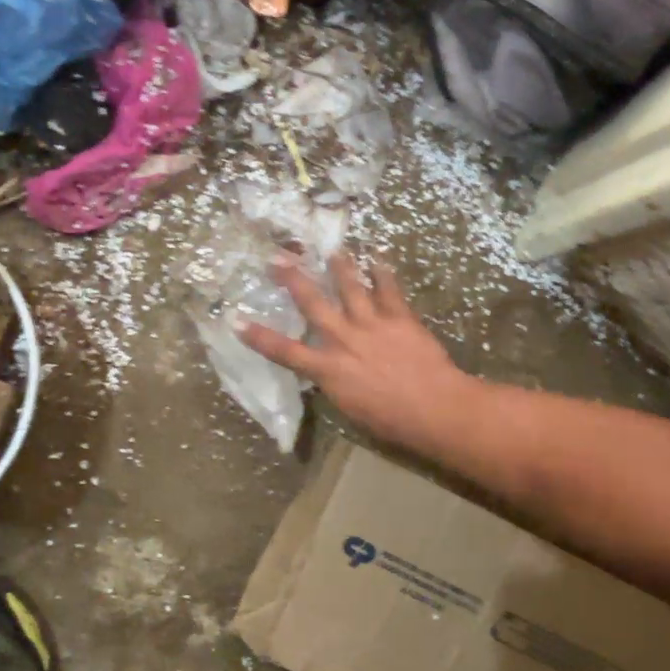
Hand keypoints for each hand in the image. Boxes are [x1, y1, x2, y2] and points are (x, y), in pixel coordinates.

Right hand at [240, 253, 476, 447]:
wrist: (433, 406)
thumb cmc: (391, 420)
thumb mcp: (351, 408)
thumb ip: (336, 384)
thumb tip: (329, 372)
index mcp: (329, 369)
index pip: (285, 352)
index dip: (259, 337)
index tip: (236, 321)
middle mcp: (344, 340)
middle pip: (313, 304)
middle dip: (293, 279)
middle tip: (277, 257)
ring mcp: (372, 324)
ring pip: (350, 287)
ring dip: (339, 266)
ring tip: (331, 250)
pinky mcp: (399, 316)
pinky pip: (388, 289)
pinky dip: (382, 272)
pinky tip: (378, 258)